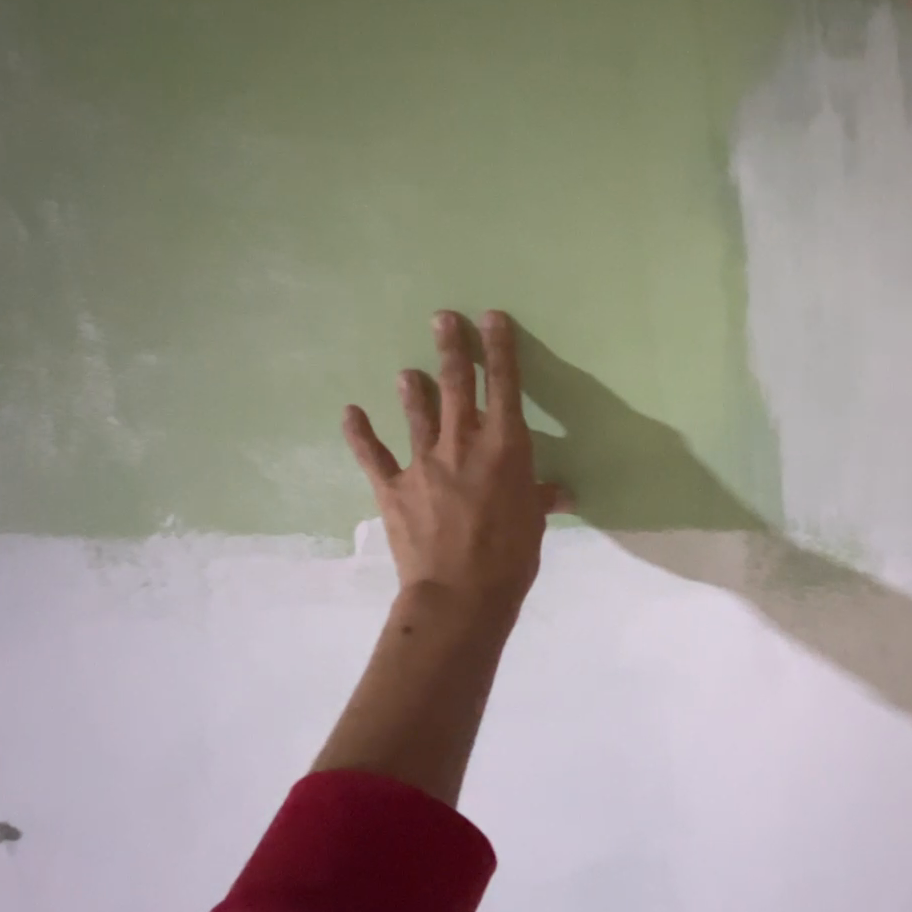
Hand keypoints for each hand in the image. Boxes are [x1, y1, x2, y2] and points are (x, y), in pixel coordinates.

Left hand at [341, 310, 568, 612]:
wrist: (460, 593)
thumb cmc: (511, 555)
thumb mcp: (535, 522)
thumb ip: (541, 498)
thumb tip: (561, 494)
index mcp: (504, 447)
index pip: (504, 386)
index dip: (499, 349)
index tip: (491, 318)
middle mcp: (462, 443)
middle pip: (455, 385)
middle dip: (451, 349)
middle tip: (442, 318)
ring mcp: (423, 462)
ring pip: (416, 413)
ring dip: (411, 388)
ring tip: (406, 370)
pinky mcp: (392, 487)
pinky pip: (372, 454)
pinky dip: (360, 433)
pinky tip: (351, 412)